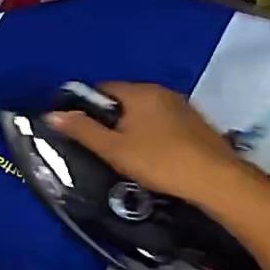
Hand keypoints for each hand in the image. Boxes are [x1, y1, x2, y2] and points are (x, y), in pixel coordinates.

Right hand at [47, 82, 251, 204]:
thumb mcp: (113, 149)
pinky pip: (163, 121)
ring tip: (124, 152)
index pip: (103, 88)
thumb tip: (52, 113)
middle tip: (101, 144)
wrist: (217, 181)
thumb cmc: (160, 162)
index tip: (79, 128)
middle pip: (124, 99)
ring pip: (145, 111)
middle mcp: (162, 92)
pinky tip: (152, 155)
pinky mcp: (197, 124)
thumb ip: (82, 130)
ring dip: (132, 125)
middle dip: (110, 117)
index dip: (86, 105)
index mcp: (139, 92)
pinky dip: (152, 132)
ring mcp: (183, 106)